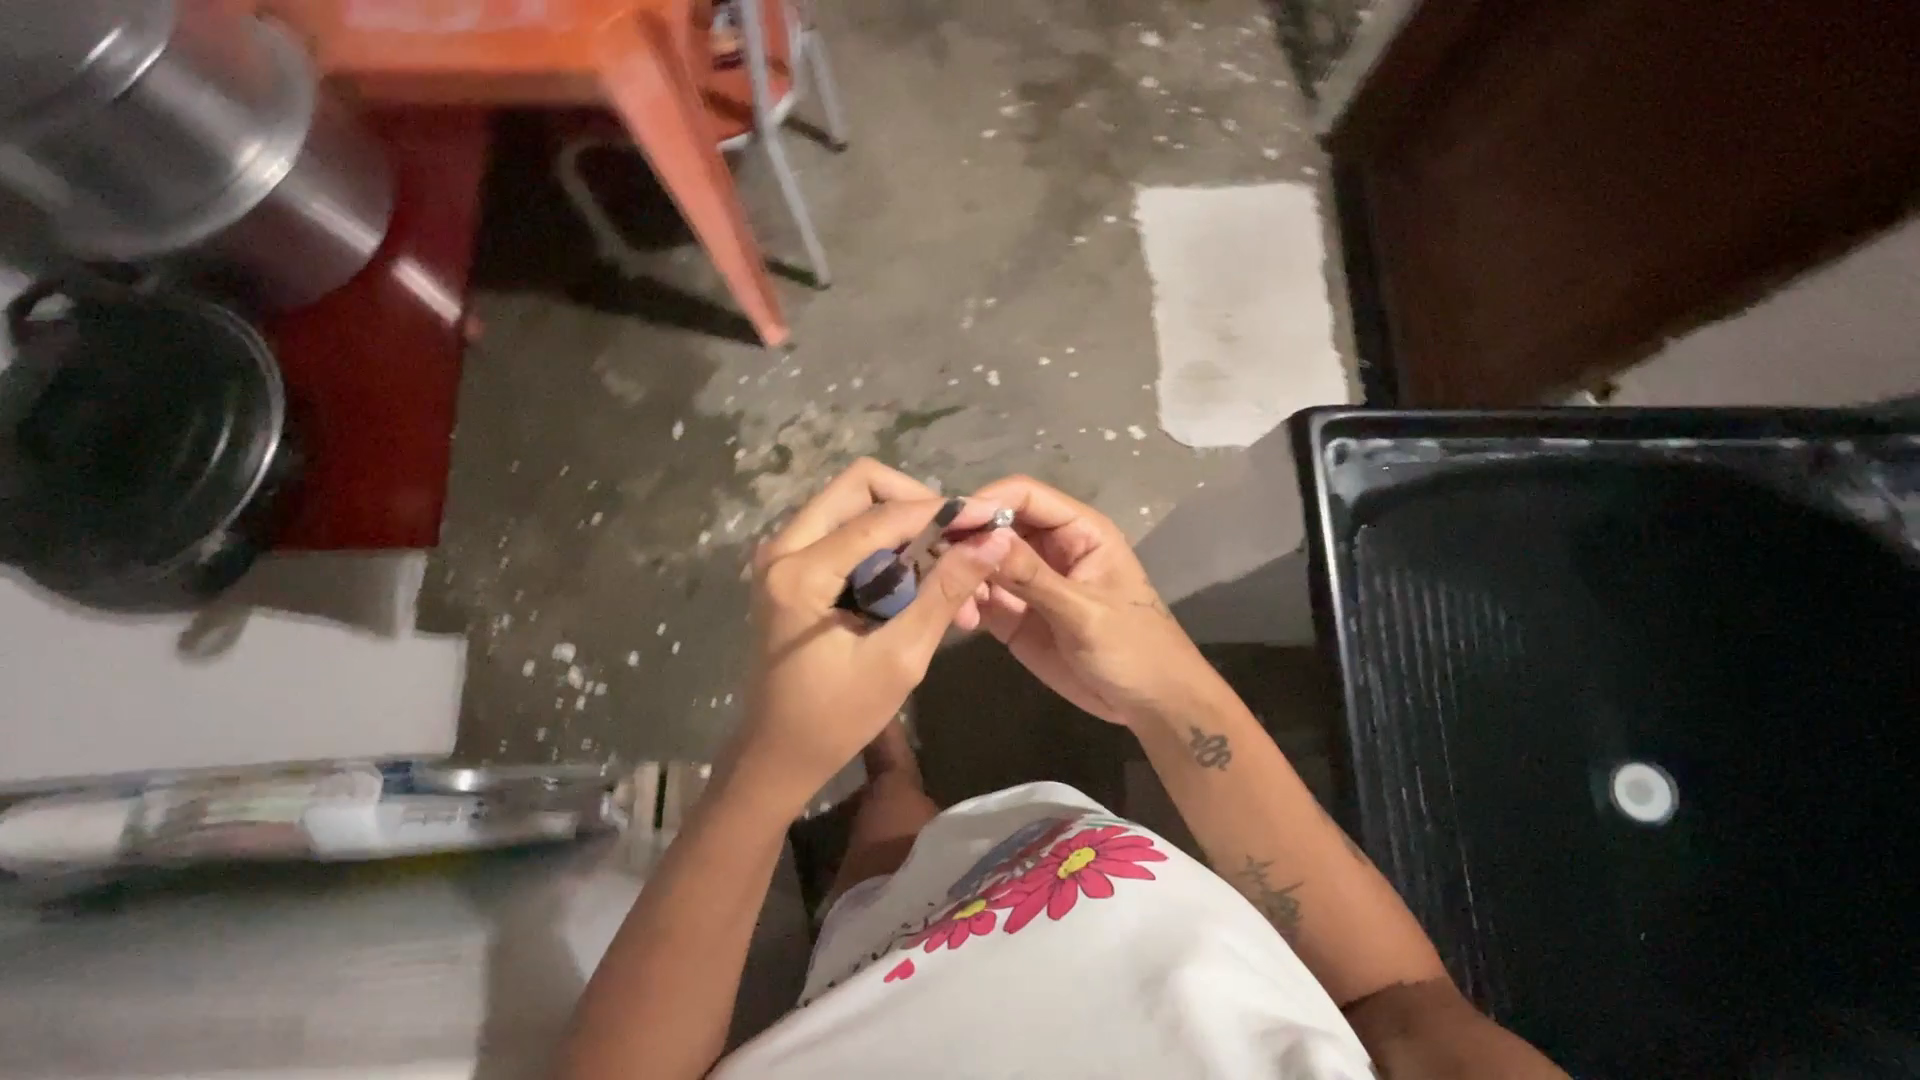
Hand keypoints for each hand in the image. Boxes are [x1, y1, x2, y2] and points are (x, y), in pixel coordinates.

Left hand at [730, 460, 1012, 810]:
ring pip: (852, 505)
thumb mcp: (900, 658)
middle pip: (859, 486)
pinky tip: (916, 582)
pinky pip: (843, 532)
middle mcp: (781, 548)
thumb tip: (991, 541)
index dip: (941, 511)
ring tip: (944, 567)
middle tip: (957, 537)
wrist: (777, 755)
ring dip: (902, 527)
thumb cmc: (835, 718)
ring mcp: (780, 555)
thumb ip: (944, 593)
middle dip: (916, 504)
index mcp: (800, 572)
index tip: (988, 517)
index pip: (882, 517)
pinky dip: (884, 547)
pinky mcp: (789, 568)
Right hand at [971, 475, 1221, 729]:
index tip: (949, 523)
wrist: (1149, 705)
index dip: (986, 502)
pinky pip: (979, 597)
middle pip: (994, 524)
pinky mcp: (1014, 614)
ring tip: (948, 601)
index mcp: (1078, 530)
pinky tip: (960, 621)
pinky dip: (963, 603)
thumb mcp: (1084, 612)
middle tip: (931, 561)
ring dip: (959, 574)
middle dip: (964, 539)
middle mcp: (1049, 547)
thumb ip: (1034, 577)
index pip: (1024, 496)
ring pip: (980, 561)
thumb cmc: (1134, 649)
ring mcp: (1028, 581)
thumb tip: (983, 538)